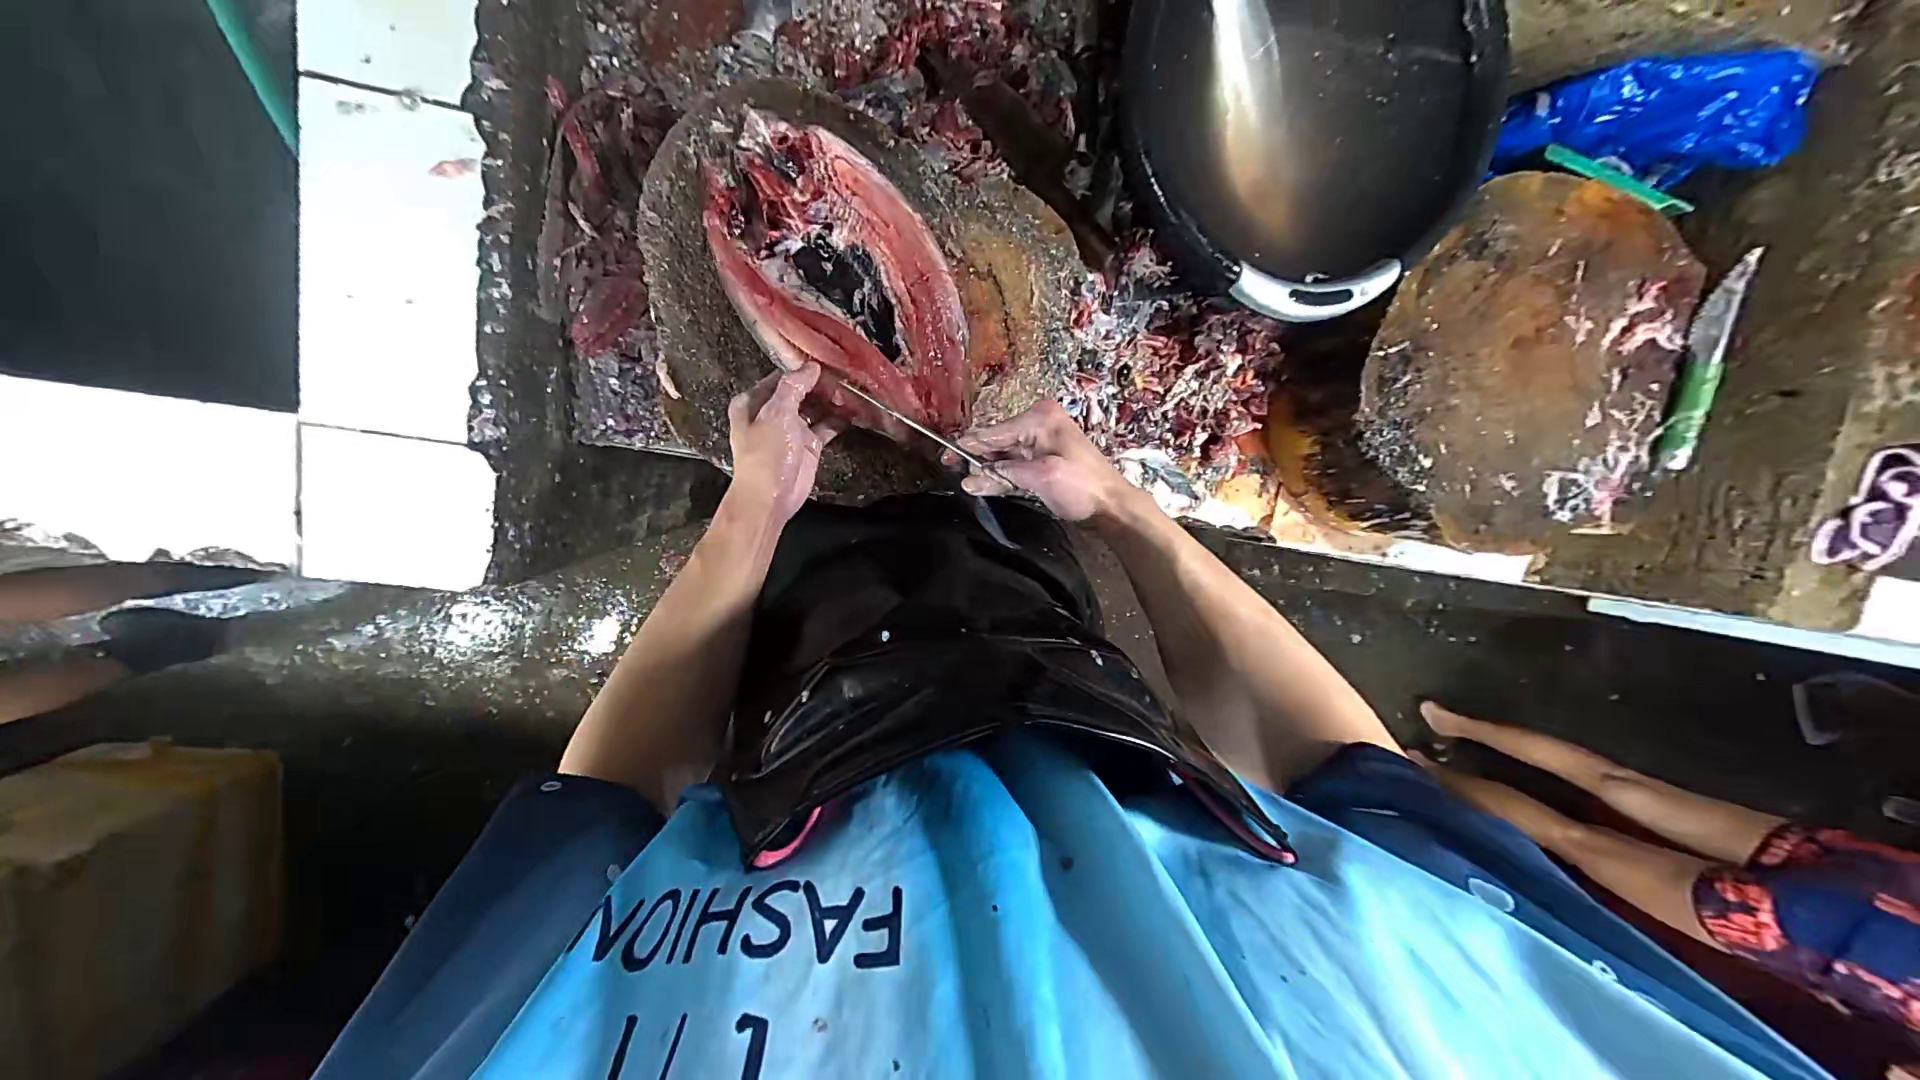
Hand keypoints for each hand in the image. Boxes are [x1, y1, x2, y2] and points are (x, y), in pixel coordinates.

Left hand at [726, 362, 841, 526]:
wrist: (770, 497)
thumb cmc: (766, 453)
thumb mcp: (776, 413)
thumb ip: (793, 387)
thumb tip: (811, 367)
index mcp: (753, 402)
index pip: (780, 377)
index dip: (801, 369)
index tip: (825, 360)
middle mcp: (771, 413)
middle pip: (799, 392)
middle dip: (820, 385)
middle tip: (844, 374)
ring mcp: (791, 430)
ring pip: (814, 408)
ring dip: (831, 400)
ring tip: (852, 389)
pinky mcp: (808, 446)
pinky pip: (826, 427)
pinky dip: (838, 419)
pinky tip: (854, 409)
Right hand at [948, 401, 1133, 522]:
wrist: (1111, 506)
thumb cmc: (1082, 487)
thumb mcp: (1042, 476)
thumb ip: (1005, 473)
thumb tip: (972, 477)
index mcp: (1040, 419)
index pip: (994, 432)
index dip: (967, 445)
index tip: (944, 454)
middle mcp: (1039, 425)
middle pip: (996, 441)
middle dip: (975, 457)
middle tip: (950, 469)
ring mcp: (1041, 443)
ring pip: (1003, 455)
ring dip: (985, 470)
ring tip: (964, 481)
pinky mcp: (1042, 462)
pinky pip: (1013, 466)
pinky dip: (999, 476)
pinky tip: (980, 484)